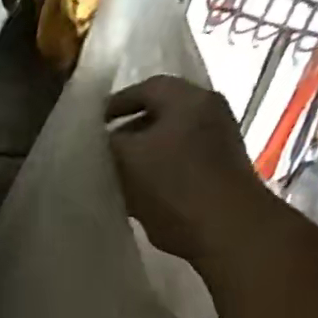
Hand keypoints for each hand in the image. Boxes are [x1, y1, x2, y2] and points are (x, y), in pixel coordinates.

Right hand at [106, 75, 282, 263]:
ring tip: (115, 175)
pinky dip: (157, 171)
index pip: (146, 88)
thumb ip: (109, 142)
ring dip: (141, 155)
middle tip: (101, 151)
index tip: (91, 125)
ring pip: (168, 140)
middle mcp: (208, 112)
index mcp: (188, 100)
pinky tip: (138, 192)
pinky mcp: (218, 171)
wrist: (225, 228)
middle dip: (128, 132)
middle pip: (159, 114)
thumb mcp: (127, 159)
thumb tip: (102, 141)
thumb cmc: (174, 186)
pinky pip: (179, 162)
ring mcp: (217, 142)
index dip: (115, 104)